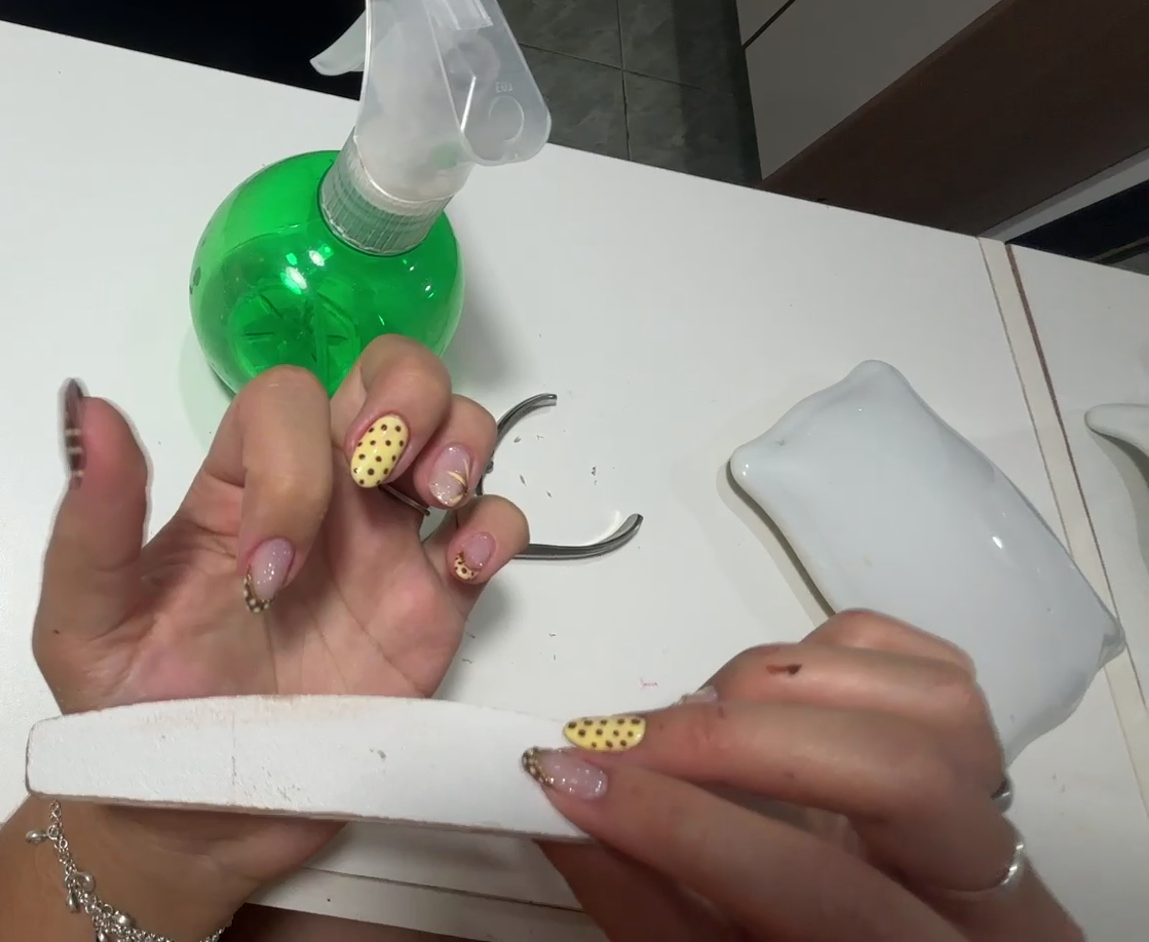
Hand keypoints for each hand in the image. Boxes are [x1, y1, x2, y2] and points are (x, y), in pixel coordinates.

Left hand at [33, 337, 528, 899]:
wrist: (197, 813)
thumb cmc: (137, 710)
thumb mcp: (88, 617)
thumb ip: (94, 516)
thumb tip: (87, 404)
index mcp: (239, 482)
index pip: (283, 402)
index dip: (289, 464)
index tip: (268, 572)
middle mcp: (319, 493)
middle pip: (384, 377)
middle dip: (401, 394)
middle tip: (383, 464)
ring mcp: (383, 542)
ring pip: (452, 431)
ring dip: (459, 438)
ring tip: (437, 498)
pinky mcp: (432, 602)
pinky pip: (492, 529)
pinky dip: (495, 527)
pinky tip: (462, 567)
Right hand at [529, 610, 1082, 940]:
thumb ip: (633, 895)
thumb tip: (552, 795)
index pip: (824, 892)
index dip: (682, 826)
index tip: (565, 775)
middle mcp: (995, 884)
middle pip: (895, 772)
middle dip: (723, 737)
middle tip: (611, 738)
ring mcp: (995, 801)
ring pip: (929, 700)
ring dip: (772, 686)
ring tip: (689, 714)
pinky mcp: (965, 742)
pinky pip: (925, 661)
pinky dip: (827, 651)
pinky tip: (760, 691)